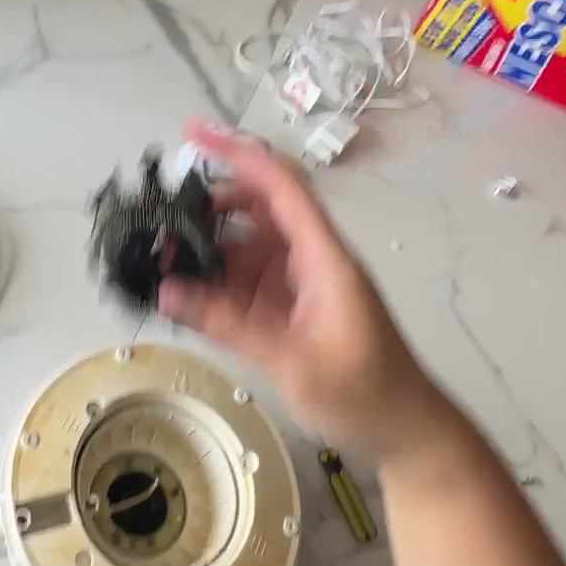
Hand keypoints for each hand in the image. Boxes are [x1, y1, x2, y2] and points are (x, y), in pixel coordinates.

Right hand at [160, 121, 453, 462]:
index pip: (280, 187)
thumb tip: (167, 293)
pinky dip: (216, 280)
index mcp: (324, 258)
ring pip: (247, 245)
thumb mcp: (293, 363)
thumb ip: (229, 325)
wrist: (405, 429)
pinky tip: (184, 292)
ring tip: (162, 258)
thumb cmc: (364, 394)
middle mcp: (311, 259)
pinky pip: (247, 280)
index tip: (195, 136)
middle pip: (258, 209)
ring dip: (208, 247)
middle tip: (160, 220)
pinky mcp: (291, 306)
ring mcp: (300, 282)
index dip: (239, 154)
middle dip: (209, 206)